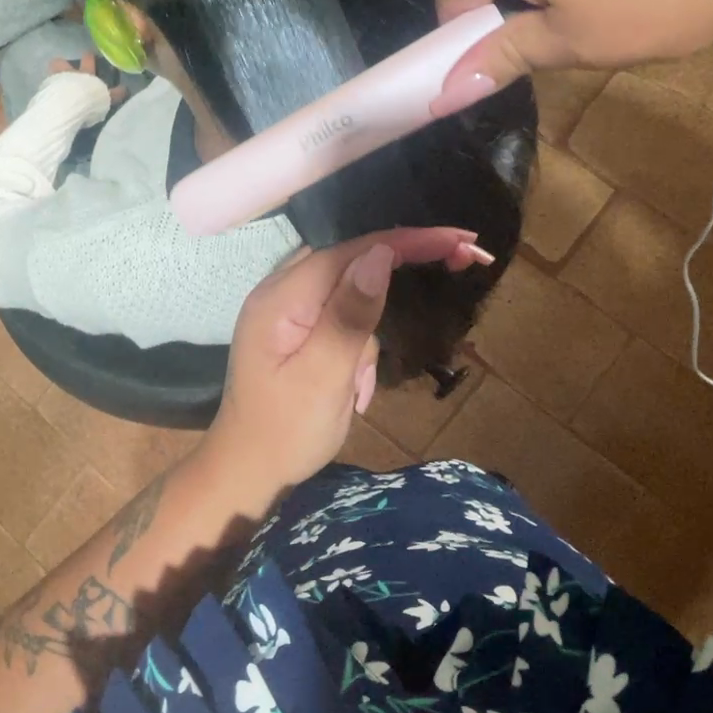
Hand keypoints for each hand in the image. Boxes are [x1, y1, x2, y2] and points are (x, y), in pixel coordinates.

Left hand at [46, 54, 126, 104]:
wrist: (68, 104)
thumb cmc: (89, 98)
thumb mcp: (104, 98)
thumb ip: (113, 94)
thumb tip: (126, 89)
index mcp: (84, 73)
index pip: (88, 61)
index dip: (89, 57)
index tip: (89, 53)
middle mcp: (68, 73)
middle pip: (60, 63)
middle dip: (61, 63)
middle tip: (62, 65)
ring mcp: (54, 80)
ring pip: (50, 72)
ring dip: (53, 76)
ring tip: (54, 83)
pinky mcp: (45, 91)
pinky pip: (46, 88)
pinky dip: (48, 91)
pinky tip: (50, 97)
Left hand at [192, 229, 488, 507]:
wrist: (249, 470)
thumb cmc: (285, 430)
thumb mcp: (323, 376)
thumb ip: (350, 316)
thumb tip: (380, 255)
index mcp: (281, 298)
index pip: (351, 252)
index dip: (407, 241)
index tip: (461, 241)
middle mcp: (280, 293)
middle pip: (353, 263)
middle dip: (403, 267)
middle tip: (463, 260)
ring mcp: (286, 312)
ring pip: (351, 298)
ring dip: (368, 340)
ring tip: (355, 390)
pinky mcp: (295, 331)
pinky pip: (342, 323)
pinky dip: (357, 352)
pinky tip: (350, 391)